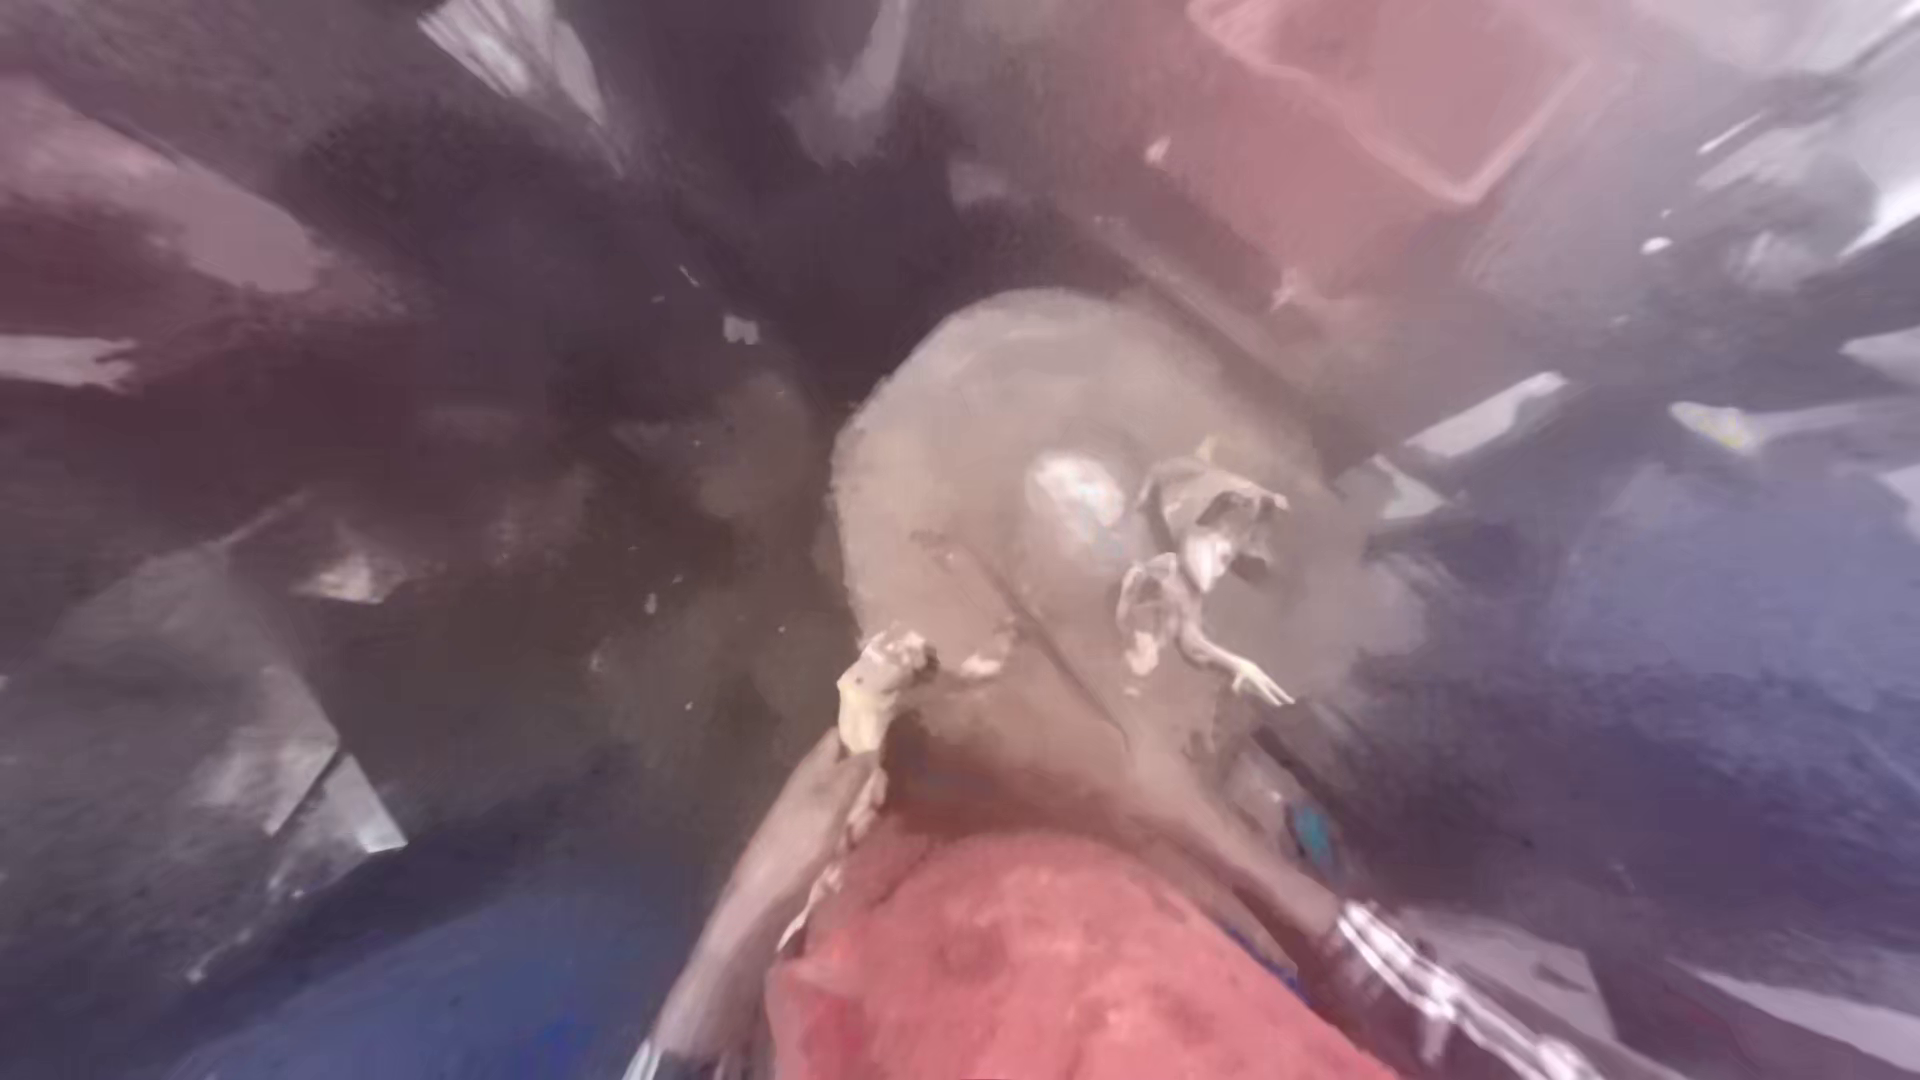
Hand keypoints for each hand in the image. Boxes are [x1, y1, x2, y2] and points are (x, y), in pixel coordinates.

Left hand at [713, 729, 877, 941]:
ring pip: (854, 802)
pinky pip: (846, 828)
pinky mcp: (819, 838)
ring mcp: (817, 812)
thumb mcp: (832, 799)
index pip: (842, 735)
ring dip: (863, 817)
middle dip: (870, 786)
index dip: (864, 737)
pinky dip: (852, 837)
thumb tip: (875, 746)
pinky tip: (850, 851)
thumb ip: (856, 770)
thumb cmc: (799, 838)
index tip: (887, 754)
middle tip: (875, 803)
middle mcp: (817, 783)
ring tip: (857, 836)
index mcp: (815, 765)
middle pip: (854, 771)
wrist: (767, 893)